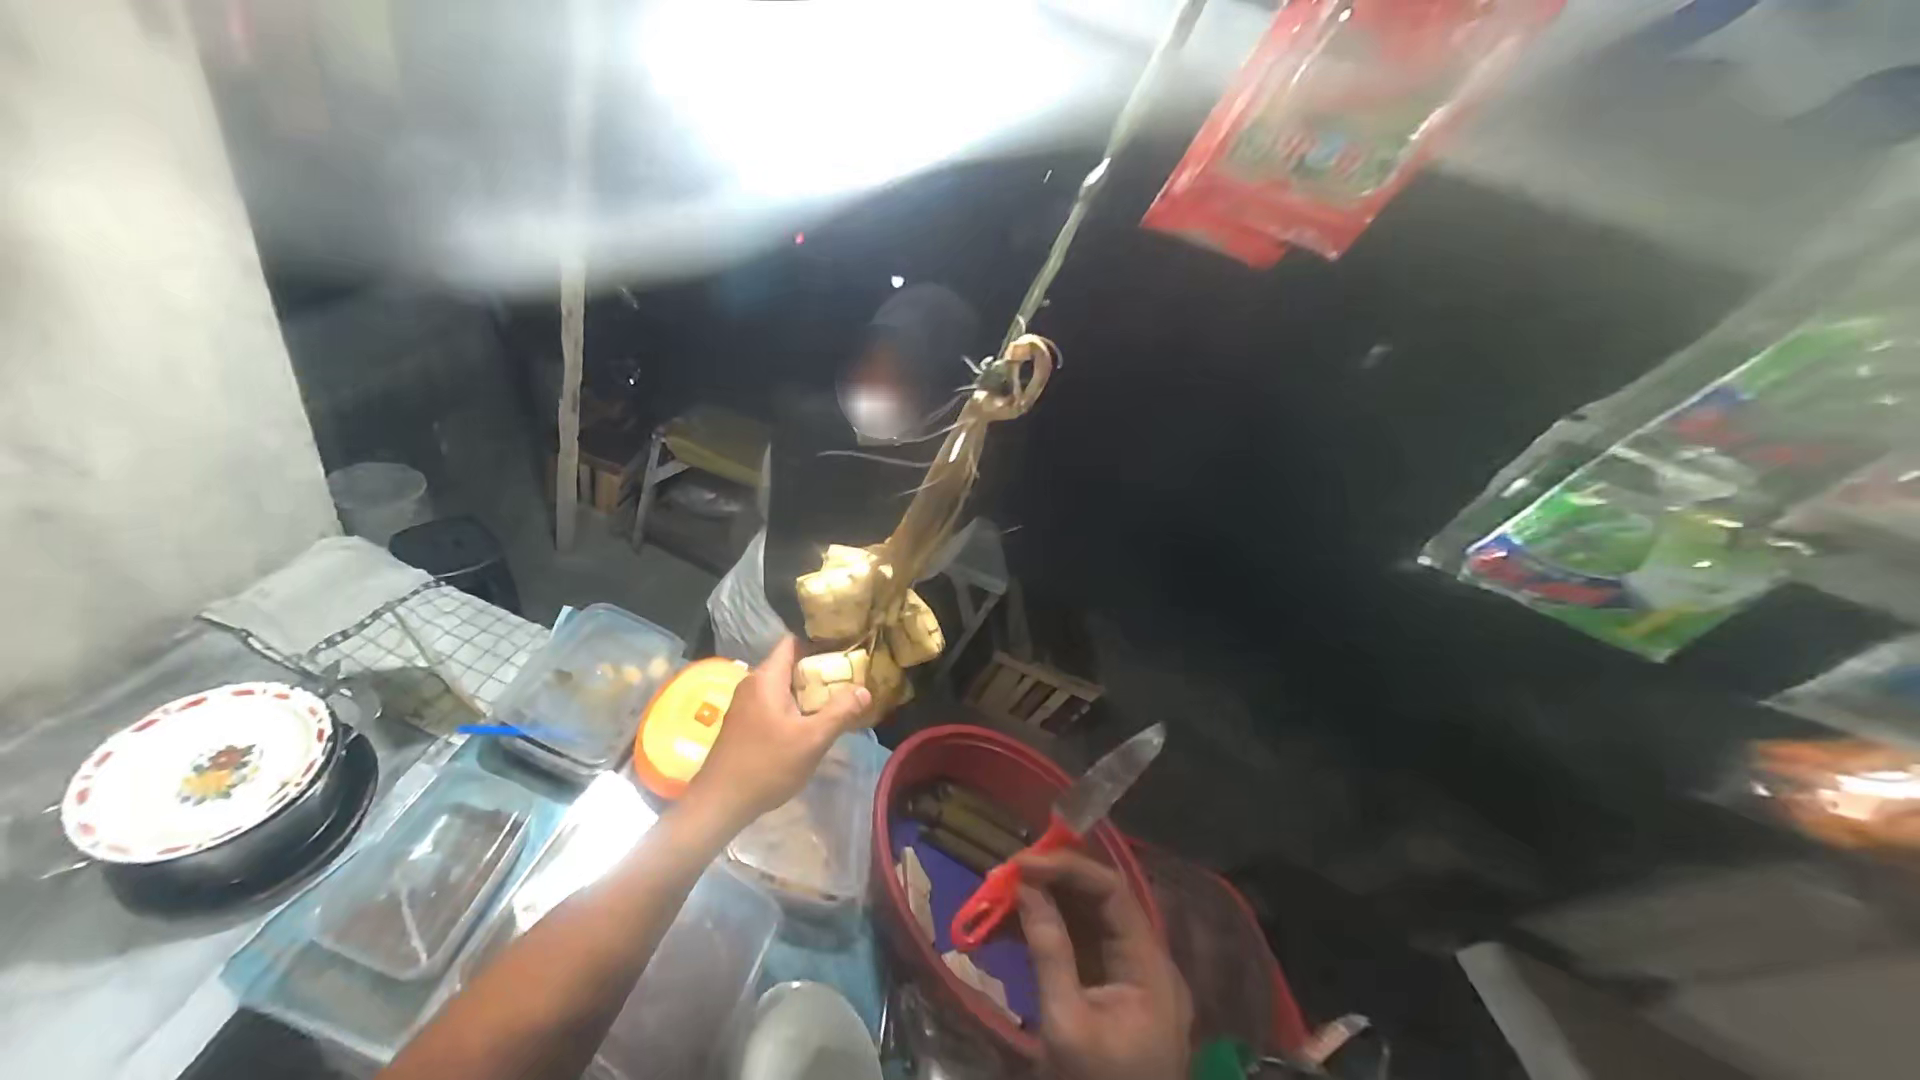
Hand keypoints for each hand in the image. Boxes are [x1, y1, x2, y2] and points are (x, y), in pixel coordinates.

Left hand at [683, 635, 869, 829]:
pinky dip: (795, 706)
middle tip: (850, 677)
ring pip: (784, 686)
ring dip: (809, 691)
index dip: (820, 641)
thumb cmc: (767, 764)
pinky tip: (813, 722)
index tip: (846, 648)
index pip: (793, 642)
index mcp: (766, 678)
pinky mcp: (744, 723)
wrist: (720, 802)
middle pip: (791, 664)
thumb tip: (864, 690)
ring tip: (838, 698)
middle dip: (820, 670)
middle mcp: (753, 683)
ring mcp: (746, 704)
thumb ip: (840, 712)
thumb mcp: (812, 739)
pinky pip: (775, 703)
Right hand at [1016, 849, 1191, 1079]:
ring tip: (998, 898)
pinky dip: (1044, 933)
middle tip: (1004, 875)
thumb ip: (1049, 950)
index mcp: (1151, 968)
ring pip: (1085, 921)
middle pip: (1100, 902)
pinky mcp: (1107, 992)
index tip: (1021, 863)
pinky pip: (1077, 947)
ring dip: (1042, 905)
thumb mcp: (1066, 1025)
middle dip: (1051, 883)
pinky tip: (1006, 930)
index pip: (1113, 893)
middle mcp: (1146, 962)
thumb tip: (1026, 888)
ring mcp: (1127, 978)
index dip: (1067, 868)